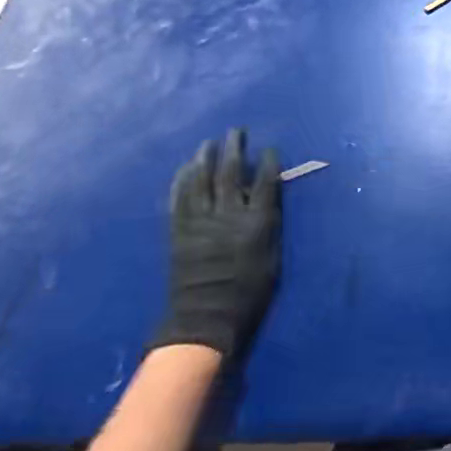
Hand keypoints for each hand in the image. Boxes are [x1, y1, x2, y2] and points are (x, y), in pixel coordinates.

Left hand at [152, 129, 280, 358]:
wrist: (206, 318)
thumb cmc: (247, 294)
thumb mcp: (271, 260)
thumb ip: (269, 226)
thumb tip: (266, 199)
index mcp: (256, 224)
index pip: (266, 182)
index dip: (268, 162)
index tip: (269, 149)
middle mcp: (230, 215)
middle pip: (232, 172)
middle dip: (235, 148)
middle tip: (236, 131)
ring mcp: (202, 220)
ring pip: (203, 178)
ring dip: (206, 156)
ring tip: (209, 142)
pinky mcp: (180, 228)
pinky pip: (180, 196)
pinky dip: (183, 179)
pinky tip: (186, 167)